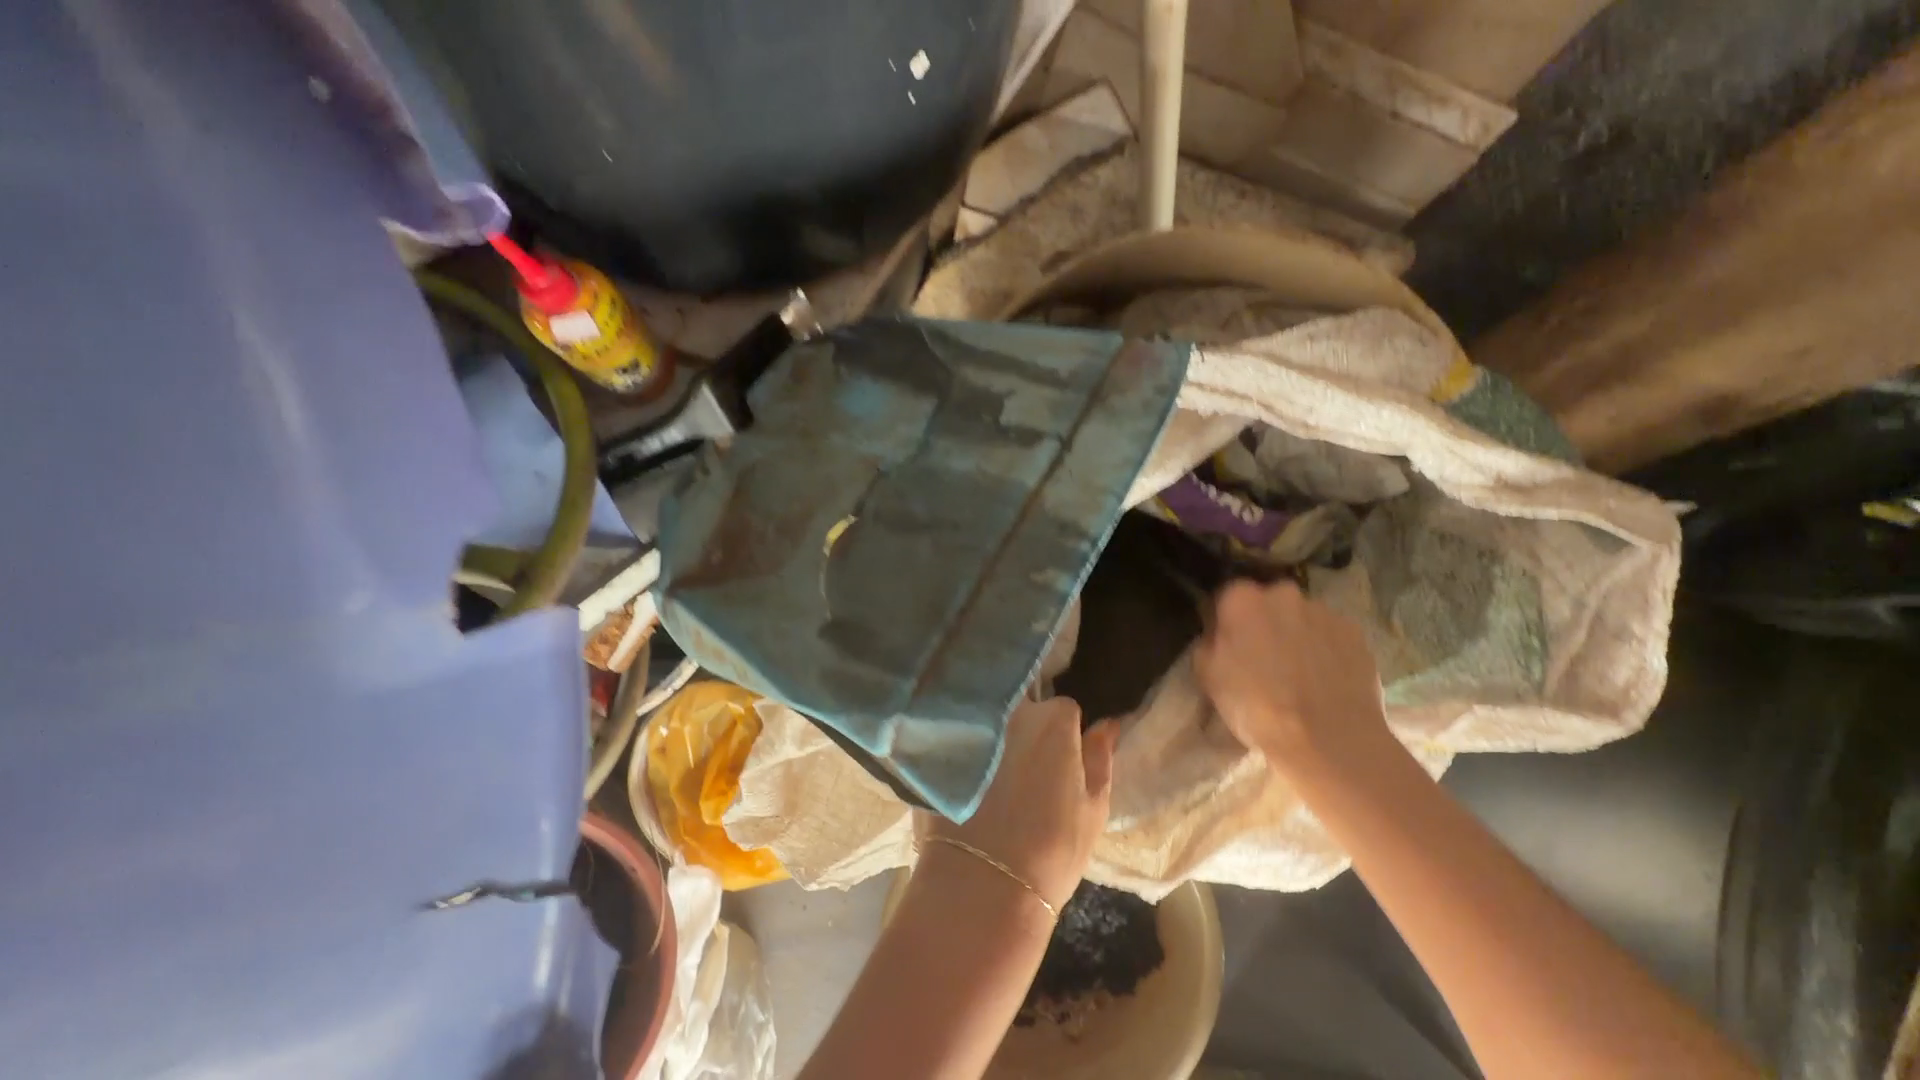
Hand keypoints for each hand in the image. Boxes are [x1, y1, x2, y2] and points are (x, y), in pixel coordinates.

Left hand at [932, 697, 1116, 910]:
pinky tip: (969, 787)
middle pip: (1023, 708)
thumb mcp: (1093, 808)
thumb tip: (1107, 724)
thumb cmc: (1053, 851)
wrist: (984, 887)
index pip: (1064, 711)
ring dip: (995, 740)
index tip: (1061, 763)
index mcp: (1053, 719)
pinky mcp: (938, 751)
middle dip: (1026, 731)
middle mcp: (1010, 712)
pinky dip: (964, 756)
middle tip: (1027, 772)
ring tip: (998, 781)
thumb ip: (1099, 757)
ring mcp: (971, 728)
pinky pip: (958, 742)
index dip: (1065, 737)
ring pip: (989, 723)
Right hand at [1194, 579, 1393, 775]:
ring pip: (1302, 618)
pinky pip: (1331, 634)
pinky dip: (1326, 649)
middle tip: (1264, 659)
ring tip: (1299, 674)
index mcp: (1242, 600)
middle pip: (1268, 603)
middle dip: (1264, 623)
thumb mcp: (1208, 677)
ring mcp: (1324, 611)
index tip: (1228, 644)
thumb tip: (1219, 634)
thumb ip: (1209, 643)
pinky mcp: (1355, 632)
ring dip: (1296, 635)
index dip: (1226, 620)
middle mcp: (1284, 594)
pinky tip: (1324, 680)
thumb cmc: (1256, 707)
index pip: (1227, 597)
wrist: (1325, 738)